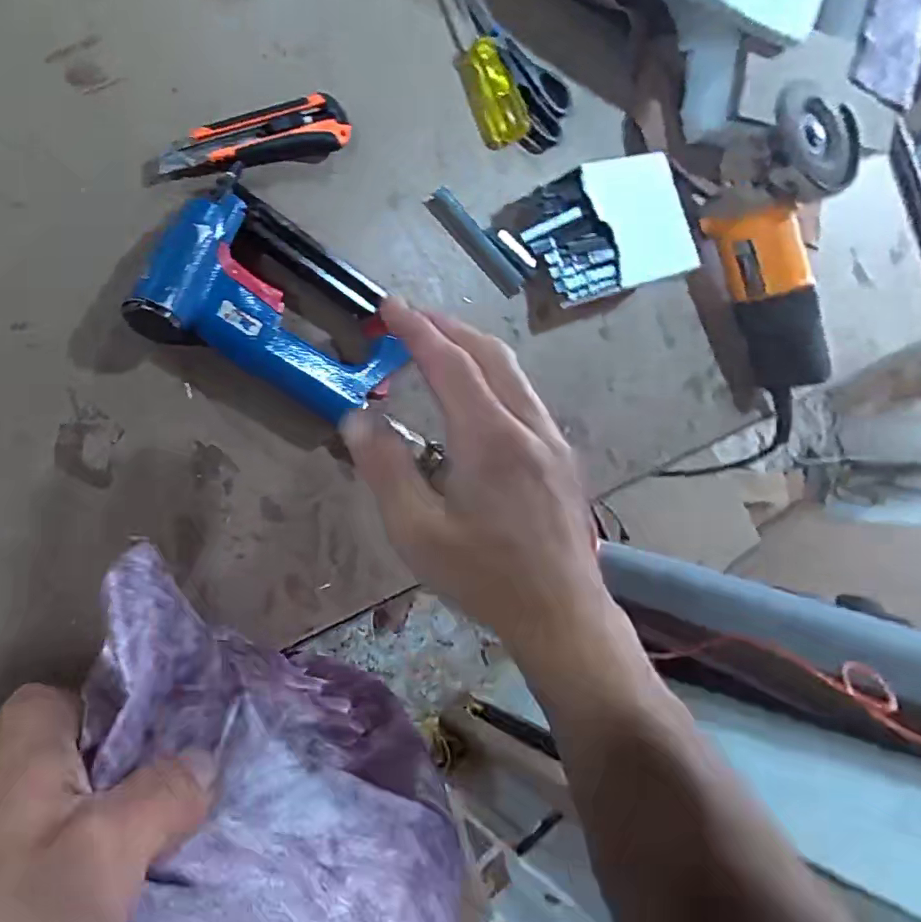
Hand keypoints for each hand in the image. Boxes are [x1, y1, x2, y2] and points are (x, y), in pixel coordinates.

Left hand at [0, 685, 213, 921]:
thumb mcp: (102, 855)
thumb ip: (163, 795)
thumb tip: (207, 759)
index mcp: (40, 715)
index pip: (135, 706)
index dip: (174, 744)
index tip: (202, 786)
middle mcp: (13, 739)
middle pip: (113, 755)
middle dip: (146, 796)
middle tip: (182, 838)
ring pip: (85, 801)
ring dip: (116, 836)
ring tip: (149, 869)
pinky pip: (53, 835)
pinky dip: (78, 862)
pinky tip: (95, 897)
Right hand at [341, 298, 625, 660]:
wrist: (563, 615)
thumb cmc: (484, 577)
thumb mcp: (417, 531)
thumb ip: (385, 468)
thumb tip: (357, 417)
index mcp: (490, 439)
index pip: (450, 362)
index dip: (416, 329)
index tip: (389, 306)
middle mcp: (527, 426)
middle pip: (488, 354)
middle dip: (445, 326)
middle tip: (407, 318)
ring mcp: (551, 439)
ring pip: (512, 372)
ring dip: (471, 347)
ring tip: (435, 343)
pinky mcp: (561, 456)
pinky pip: (523, 395)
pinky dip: (491, 373)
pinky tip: (473, 393)